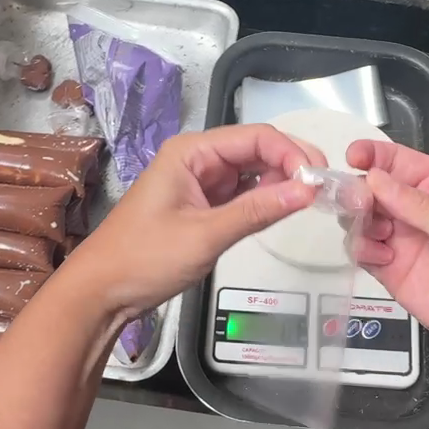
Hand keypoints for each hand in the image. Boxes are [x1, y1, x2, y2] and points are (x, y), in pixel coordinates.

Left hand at [63, 125, 322, 315]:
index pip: (255, 137)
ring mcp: (200, 183)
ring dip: (282, 181)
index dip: (291, 152)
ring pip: (252, 171)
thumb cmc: (144, 258)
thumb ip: (257, 210)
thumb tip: (307, 191)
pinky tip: (286, 207)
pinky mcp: (202, 206)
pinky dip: (265, 199)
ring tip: (315, 198)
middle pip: (256, 149)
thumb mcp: (205, 234)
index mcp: (191, 152)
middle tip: (326, 187)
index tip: (318, 180)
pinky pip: (242, 194)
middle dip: (291, 163)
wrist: (102, 292)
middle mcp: (197, 159)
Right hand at [347, 141, 428, 370]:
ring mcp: (408, 240)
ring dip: (360, 221)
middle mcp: (425, 211)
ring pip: (366, 218)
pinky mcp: (395, 270)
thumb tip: (377, 179)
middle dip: (361, 191)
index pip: (405, 162)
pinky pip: (365, 250)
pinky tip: (378, 257)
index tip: (353, 156)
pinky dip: (361, 249)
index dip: (377, 155)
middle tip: (356, 203)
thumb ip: (421, 208)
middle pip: (378, 188)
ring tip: (375, 235)